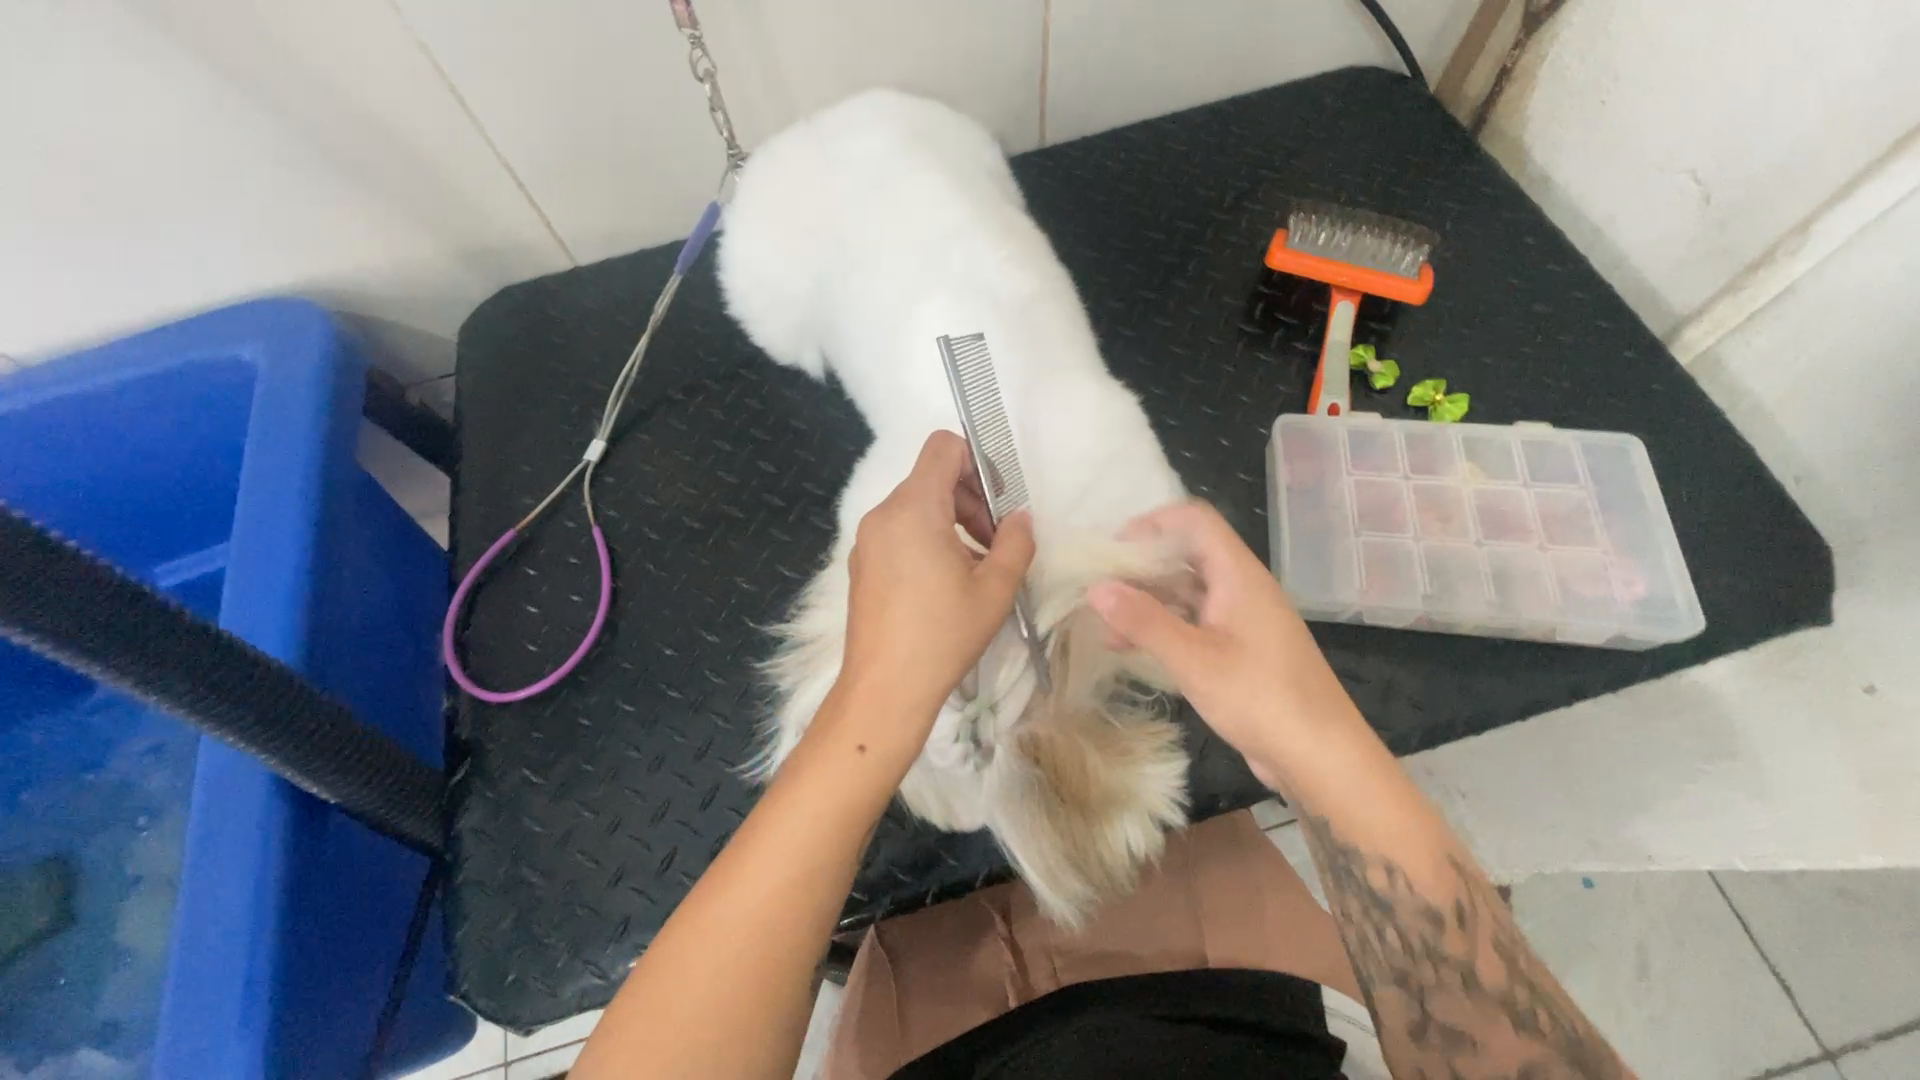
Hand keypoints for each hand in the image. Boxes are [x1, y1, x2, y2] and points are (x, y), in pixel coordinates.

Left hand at [837, 432, 1035, 734]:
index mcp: (914, 509)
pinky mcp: (862, 565)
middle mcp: (883, 515)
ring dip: (952, 524)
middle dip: (970, 501)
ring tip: (975, 568)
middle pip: (931, 478)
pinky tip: (945, 586)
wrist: (885, 688)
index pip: (943, 447)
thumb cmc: (943, 634)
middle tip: (995, 544)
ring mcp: (867, 541)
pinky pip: (899, 534)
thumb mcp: (995, 588)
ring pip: (916, 508)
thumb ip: (1015, 542)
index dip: (977, 462)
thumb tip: (1020, 519)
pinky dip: (926, 542)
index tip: (998, 502)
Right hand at [1085, 500, 1358, 787]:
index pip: (1195, 521)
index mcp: (1238, 576)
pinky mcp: (1240, 650)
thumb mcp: (1194, 660)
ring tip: (1104, 625)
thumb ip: (1144, 621)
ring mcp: (1241, 620)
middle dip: (1141, 568)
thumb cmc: (1260, 698)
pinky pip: (1194, 623)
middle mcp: (1240, 588)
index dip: (1152, 524)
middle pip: (1186, 556)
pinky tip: (1131, 649)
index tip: (1111, 551)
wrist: (1321, 756)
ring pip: (1187, 593)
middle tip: (1097, 591)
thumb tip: (1096, 588)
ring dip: (1147, 602)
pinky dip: (1163, 628)